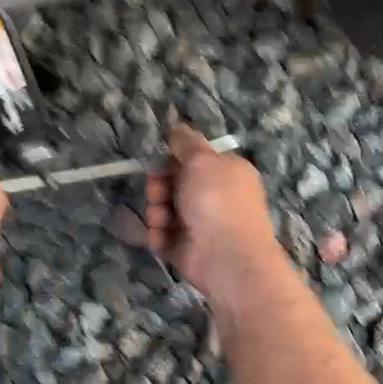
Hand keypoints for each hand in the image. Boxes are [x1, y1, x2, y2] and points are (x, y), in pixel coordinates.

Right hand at [145, 125, 283, 303]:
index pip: (193, 160)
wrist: (226, 257)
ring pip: (163, 210)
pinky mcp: (184, 248)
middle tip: (159, 192)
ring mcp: (199, 224)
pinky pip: (162, 235)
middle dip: (159, 187)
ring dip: (156, 212)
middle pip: (172, 184)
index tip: (162, 162)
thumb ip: (186, 143)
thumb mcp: (203, 160)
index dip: (173, 160)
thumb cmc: (217, 201)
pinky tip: (163, 238)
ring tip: (163, 220)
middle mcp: (213, 197)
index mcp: (225, 173)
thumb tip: (178, 127)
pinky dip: (158, 236)